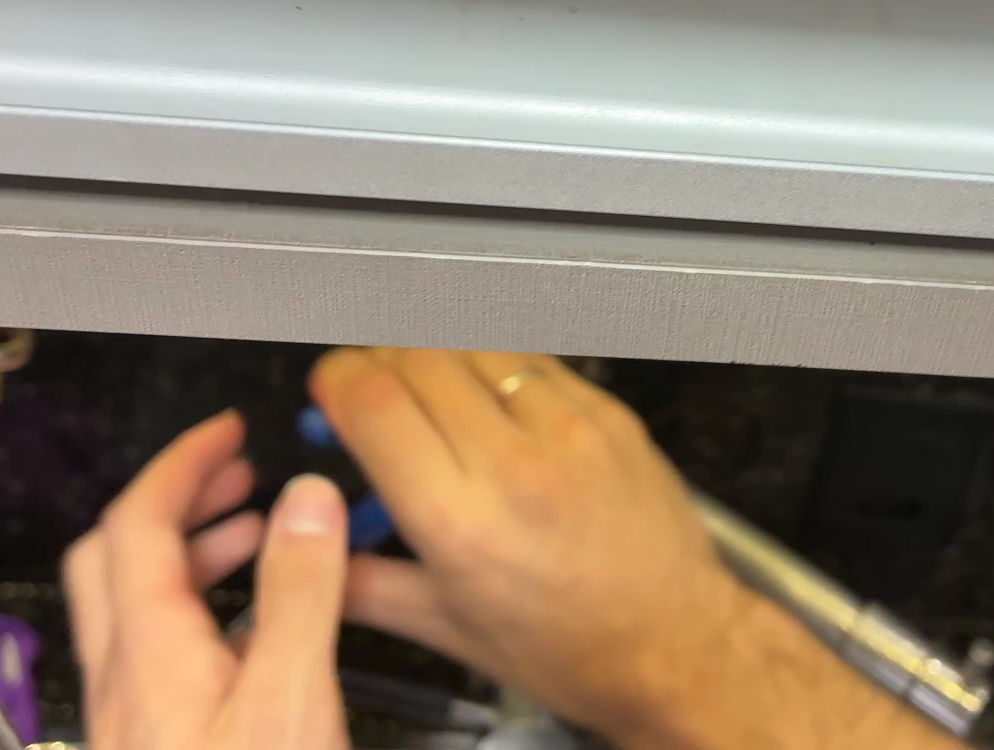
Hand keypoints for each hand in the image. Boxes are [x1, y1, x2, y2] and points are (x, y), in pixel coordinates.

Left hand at [62, 410, 351, 749]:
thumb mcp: (290, 701)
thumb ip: (299, 592)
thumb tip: (308, 493)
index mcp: (151, 659)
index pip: (135, 529)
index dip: (178, 464)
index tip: (231, 428)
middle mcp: (129, 682)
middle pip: (117, 562)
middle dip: (180, 498)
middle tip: (245, 469)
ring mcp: (145, 719)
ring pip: (144, 605)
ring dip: (199, 546)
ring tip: (266, 528)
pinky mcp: (172, 741)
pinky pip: (177, 647)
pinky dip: (218, 600)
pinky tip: (268, 616)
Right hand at [311, 348, 754, 741]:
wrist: (676, 636)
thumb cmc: (569, 646)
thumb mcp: (454, 631)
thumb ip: (368, 584)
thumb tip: (316, 544)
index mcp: (462, 523)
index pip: (377, 406)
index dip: (339, 378)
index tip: (331, 382)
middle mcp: (515, 462)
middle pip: (421, 360)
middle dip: (381, 360)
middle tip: (374, 382)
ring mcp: (570, 427)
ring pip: (478, 348)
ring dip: (439, 357)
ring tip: (432, 388)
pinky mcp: (609, 412)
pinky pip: (535, 362)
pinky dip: (499, 368)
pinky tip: (495, 395)